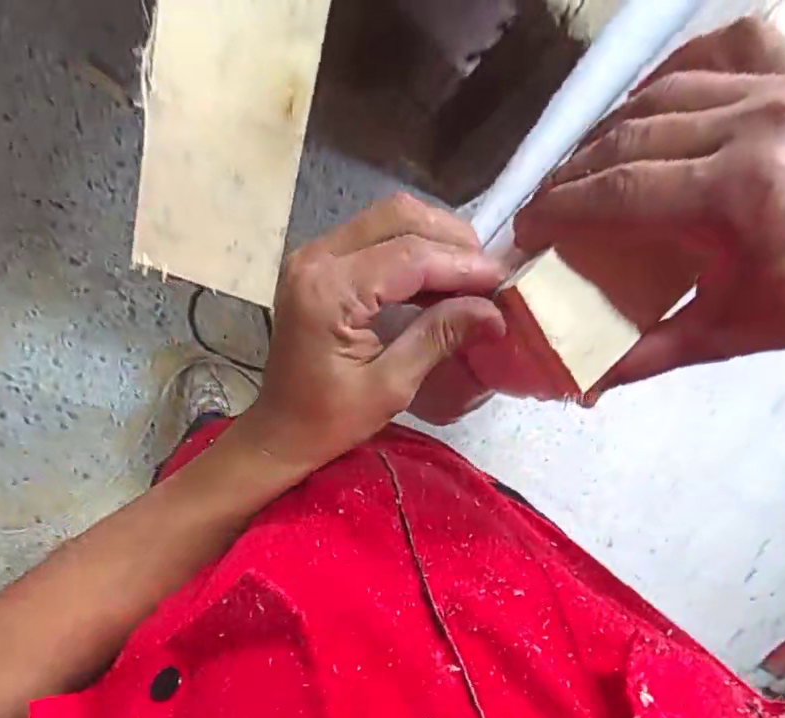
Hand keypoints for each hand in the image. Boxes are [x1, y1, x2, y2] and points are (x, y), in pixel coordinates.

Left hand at [233, 195, 505, 470]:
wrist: (279, 432)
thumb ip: (438, 338)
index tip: (504, 280)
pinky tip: (436, 277)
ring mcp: (311, 257)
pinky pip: (371, 238)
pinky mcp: (315, 265)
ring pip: (386, 220)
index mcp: (328, 291)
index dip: (462, 265)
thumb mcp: (389, 387)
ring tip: (468, 276)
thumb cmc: (328, 422)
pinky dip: (408, 250)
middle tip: (487, 275)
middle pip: (398, 218)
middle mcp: (315, 259)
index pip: (410, 256)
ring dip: (432, 240)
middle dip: (451, 241)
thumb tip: (494, 312)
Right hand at [515, 17, 784, 392]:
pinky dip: (679, 67)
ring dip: (611, 126)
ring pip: (667, 89)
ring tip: (584, 163)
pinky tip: (655, 95)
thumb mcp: (729, 335)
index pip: (618, 188)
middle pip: (629, 135)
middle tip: (544, 204)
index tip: (525, 226)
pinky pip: (729, 47)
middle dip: (572, 171)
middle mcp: (755, 125)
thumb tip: (585, 385)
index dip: (559, 206)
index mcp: (735, 192)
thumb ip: (648, 355)